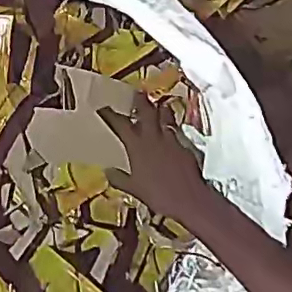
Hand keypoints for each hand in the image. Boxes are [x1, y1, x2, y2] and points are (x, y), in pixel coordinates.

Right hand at [101, 97, 215, 221]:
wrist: (188, 198)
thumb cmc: (158, 195)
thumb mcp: (134, 189)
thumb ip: (119, 178)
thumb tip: (108, 171)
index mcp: (137, 146)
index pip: (120, 124)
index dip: (111, 114)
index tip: (103, 107)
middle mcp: (153, 137)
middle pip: (146, 111)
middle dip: (140, 100)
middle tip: (137, 94)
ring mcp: (171, 138)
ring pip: (165, 116)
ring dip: (160, 109)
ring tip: (157, 106)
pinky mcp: (185, 144)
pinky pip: (176, 130)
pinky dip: (172, 127)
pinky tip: (171, 131)